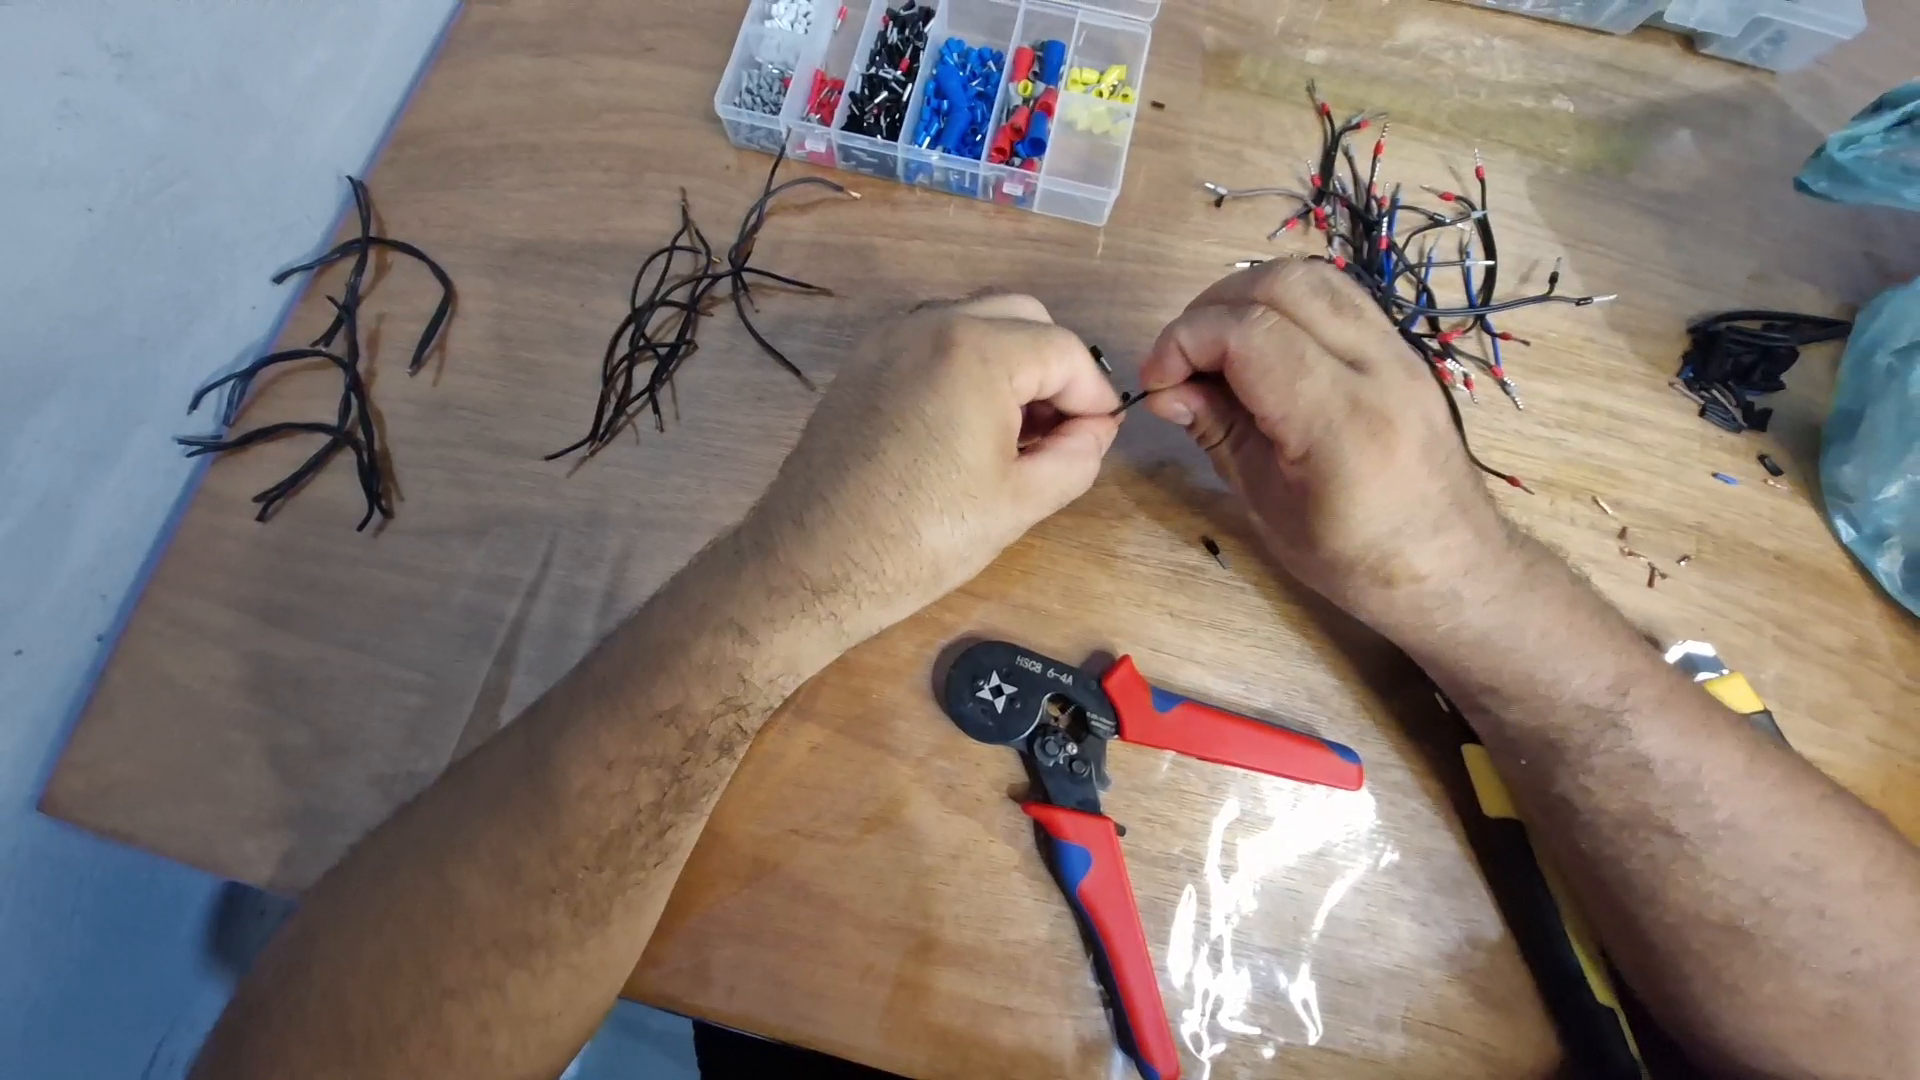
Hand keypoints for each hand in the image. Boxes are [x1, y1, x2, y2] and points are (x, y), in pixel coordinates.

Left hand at [745, 293, 1121, 639]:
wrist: (809, 566)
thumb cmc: (921, 540)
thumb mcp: (1019, 503)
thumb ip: (1078, 455)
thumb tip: (1095, 427)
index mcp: (974, 350)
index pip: (1064, 349)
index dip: (1094, 394)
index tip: (1098, 436)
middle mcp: (928, 323)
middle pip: (1021, 318)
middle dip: (1052, 368)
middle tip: (1058, 432)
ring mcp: (886, 340)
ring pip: (975, 324)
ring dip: (1009, 364)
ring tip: (1013, 434)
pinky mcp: (861, 365)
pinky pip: (932, 344)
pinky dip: (964, 369)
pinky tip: (962, 428)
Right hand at [1138, 259, 1516, 633]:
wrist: (1449, 564)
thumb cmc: (1351, 557)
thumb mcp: (1265, 505)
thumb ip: (1216, 433)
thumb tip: (1164, 392)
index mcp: (1340, 423)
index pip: (1249, 334)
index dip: (1184, 341)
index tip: (1155, 381)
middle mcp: (1377, 368)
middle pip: (1280, 286)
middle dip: (1207, 312)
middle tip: (1177, 362)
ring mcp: (1398, 350)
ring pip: (1310, 277)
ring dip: (1243, 298)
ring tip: (1211, 349)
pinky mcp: (1401, 348)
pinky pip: (1333, 296)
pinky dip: (1280, 304)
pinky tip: (1256, 348)